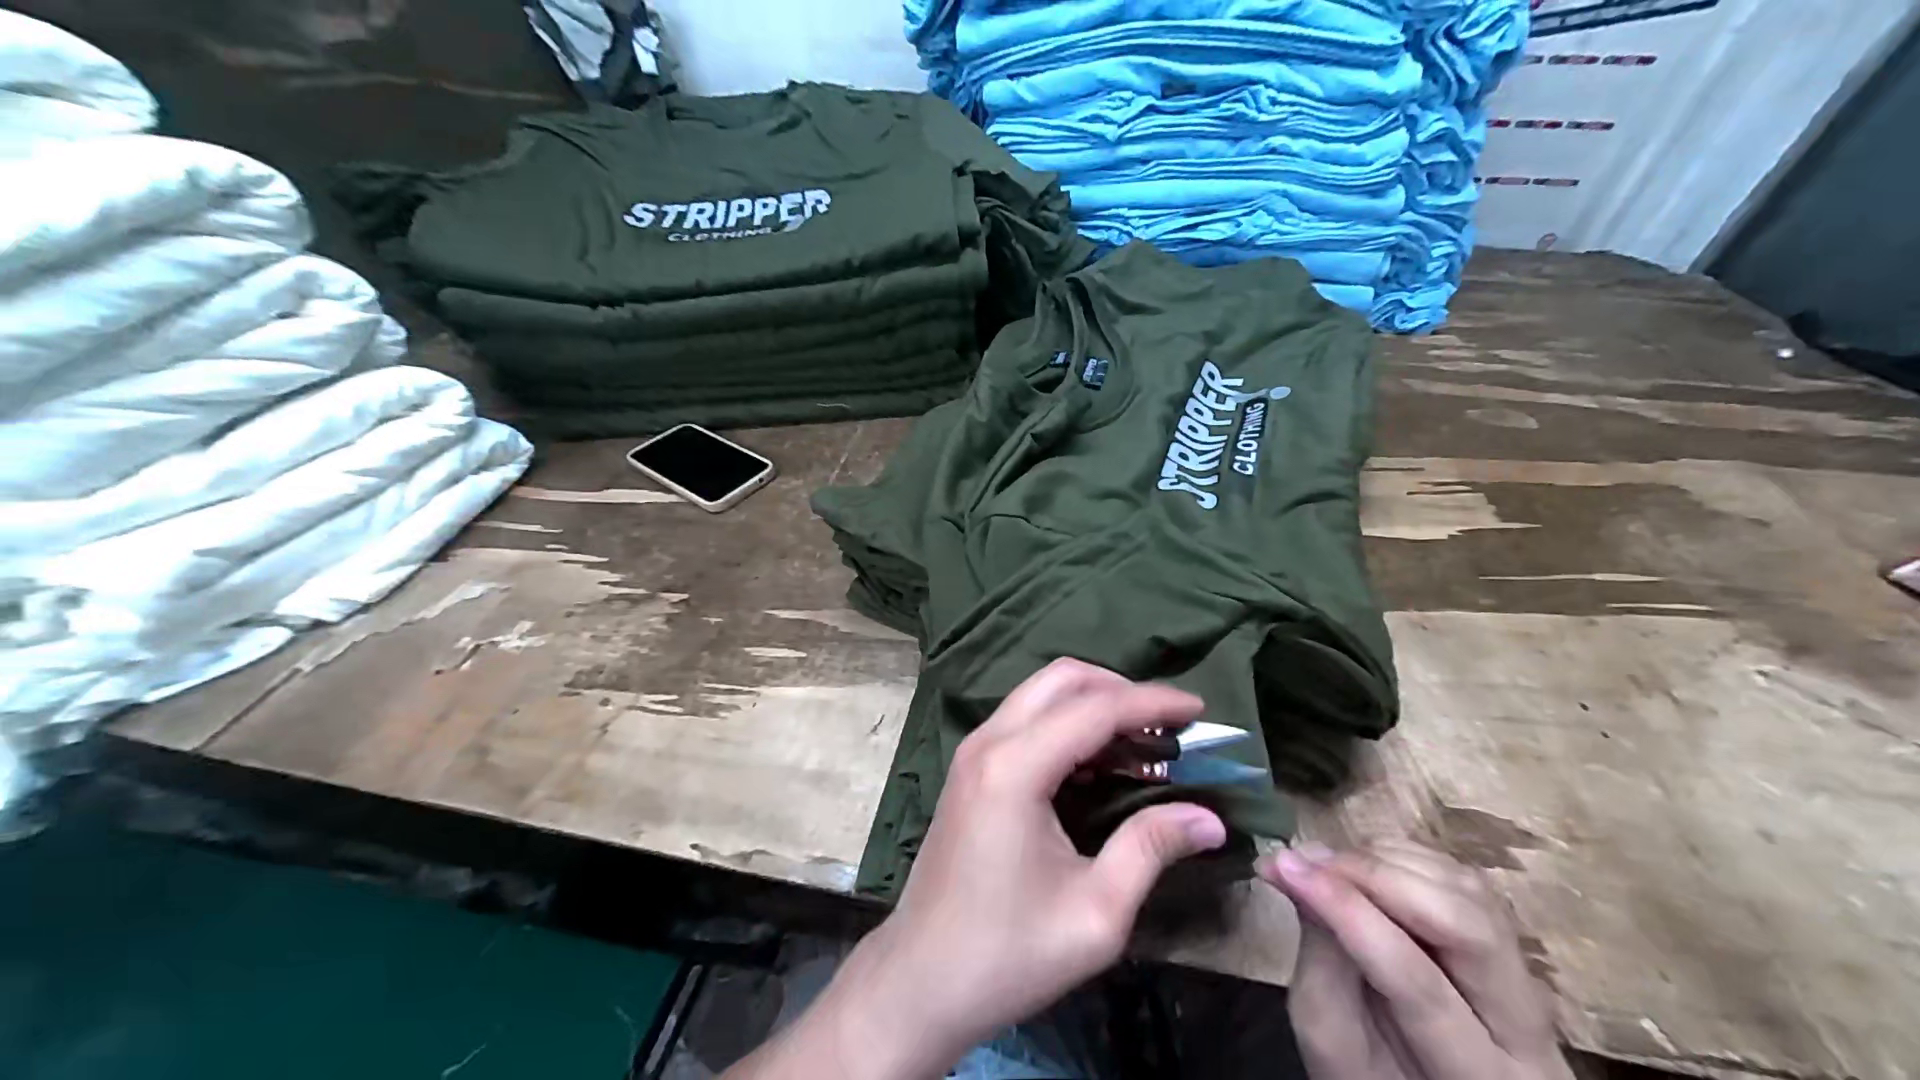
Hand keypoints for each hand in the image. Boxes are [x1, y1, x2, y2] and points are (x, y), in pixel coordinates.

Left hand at [729, 659, 1227, 1078]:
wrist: (921, 981)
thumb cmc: (1008, 954)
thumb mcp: (1095, 912)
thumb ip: (1151, 849)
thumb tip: (1209, 818)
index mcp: (1014, 768)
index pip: (1095, 708)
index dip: (1153, 702)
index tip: (1201, 710)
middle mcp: (988, 743)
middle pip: (1061, 679)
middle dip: (1121, 689)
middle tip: (1170, 726)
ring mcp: (973, 752)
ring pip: (1041, 694)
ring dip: (1094, 704)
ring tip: (1146, 742)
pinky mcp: (971, 769)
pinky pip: (1026, 720)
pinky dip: (1068, 724)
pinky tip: (1102, 761)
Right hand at [1260, 840, 1572, 1079]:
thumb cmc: (1370, 1072)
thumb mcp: (1330, 1038)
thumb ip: (1318, 960)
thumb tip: (1296, 872)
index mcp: (1479, 1076)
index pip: (1416, 981)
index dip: (1345, 913)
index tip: (1284, 866)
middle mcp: (1525, 1025)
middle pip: (1464, 925)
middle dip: (1374, 876)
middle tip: (1309, 861)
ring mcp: (1525, 976)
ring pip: (1464, 890)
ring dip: (1382, 861)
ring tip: (1325, 865)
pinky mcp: (1508, 939)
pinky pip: (1459, 877)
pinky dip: (1398, 857)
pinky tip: (1359, 868)